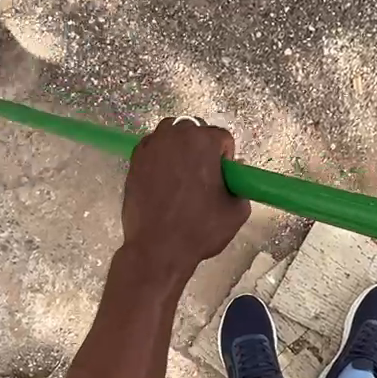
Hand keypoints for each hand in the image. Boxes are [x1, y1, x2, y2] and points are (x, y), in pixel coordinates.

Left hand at [118, 119, 249, 278]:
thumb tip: (233, 172)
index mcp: (203, 142)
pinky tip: (164, 182)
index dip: (226, 158)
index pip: (222, 137)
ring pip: (171, 135)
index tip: (223, 178)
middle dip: (202, 148)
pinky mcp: (134, 160)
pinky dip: (161, 158)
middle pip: (195, 130)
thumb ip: (242, 186)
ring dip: (180, 149)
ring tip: (183, 177)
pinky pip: (153, 149)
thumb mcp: (236, 212)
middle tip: (203, 177)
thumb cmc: (200, 229)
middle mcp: (175, 135)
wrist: (158, 247)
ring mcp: (151, 146)